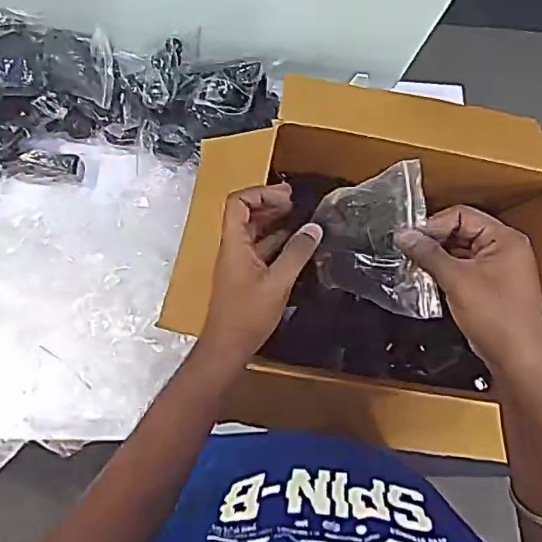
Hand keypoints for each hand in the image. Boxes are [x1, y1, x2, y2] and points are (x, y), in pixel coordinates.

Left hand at [202, 184, 321, 362]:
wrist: (227, 346)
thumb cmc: (248, 315)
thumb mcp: (278, 283)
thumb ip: (296, 253)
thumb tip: (314, 228)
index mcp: (234, 244)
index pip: (238, 203)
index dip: (260, 194)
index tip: (286, 196)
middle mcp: (232, 248)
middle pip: (245, 214)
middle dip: (269, 203)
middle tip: (295, 200)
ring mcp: (238, 262)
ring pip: (253, 231)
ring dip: (274, 221)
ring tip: (299, 217)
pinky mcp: (245, 275)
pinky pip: (260, 248)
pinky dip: (276, 240)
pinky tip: (296, 243)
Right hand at [396, 206, 541, 375]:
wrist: (518, 360)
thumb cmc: (502, 322)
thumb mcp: (457, 280)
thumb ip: (429, 254)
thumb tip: (408, 237)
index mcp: (506, 239)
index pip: (462, 215)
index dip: (434, 225)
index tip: (411, 238)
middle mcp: (507, 250)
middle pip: (462, 232)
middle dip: (435, 242)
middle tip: (410, 252)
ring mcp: (502, 269)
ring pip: (462, 252)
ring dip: (440, 259)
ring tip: (418, 268)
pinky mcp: (495, 288)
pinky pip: (467, 270)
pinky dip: (449, 274)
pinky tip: (433, 283)